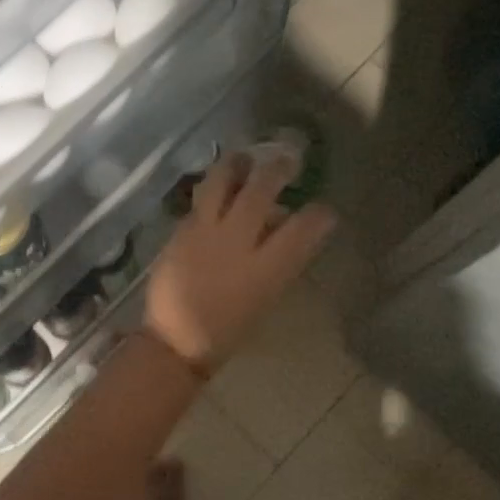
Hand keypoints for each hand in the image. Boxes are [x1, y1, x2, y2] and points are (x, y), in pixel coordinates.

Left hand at [143, 152, 336, 372]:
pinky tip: (217, 188)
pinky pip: (200, 201)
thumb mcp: (263, 297)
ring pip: (222, 182)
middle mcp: (236, 241)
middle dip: (278, 170)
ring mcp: (204, 232)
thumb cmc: (225, 329)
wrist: (175, 340)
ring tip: (244, 158)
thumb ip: (277, 260)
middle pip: (260, 190)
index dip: (319, 216)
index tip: (325, 210)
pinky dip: (212, 190)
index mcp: (265, 267)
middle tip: (288, 160)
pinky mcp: (180, 231)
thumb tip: (279, 224)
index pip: (302, 229)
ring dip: (236, 165)